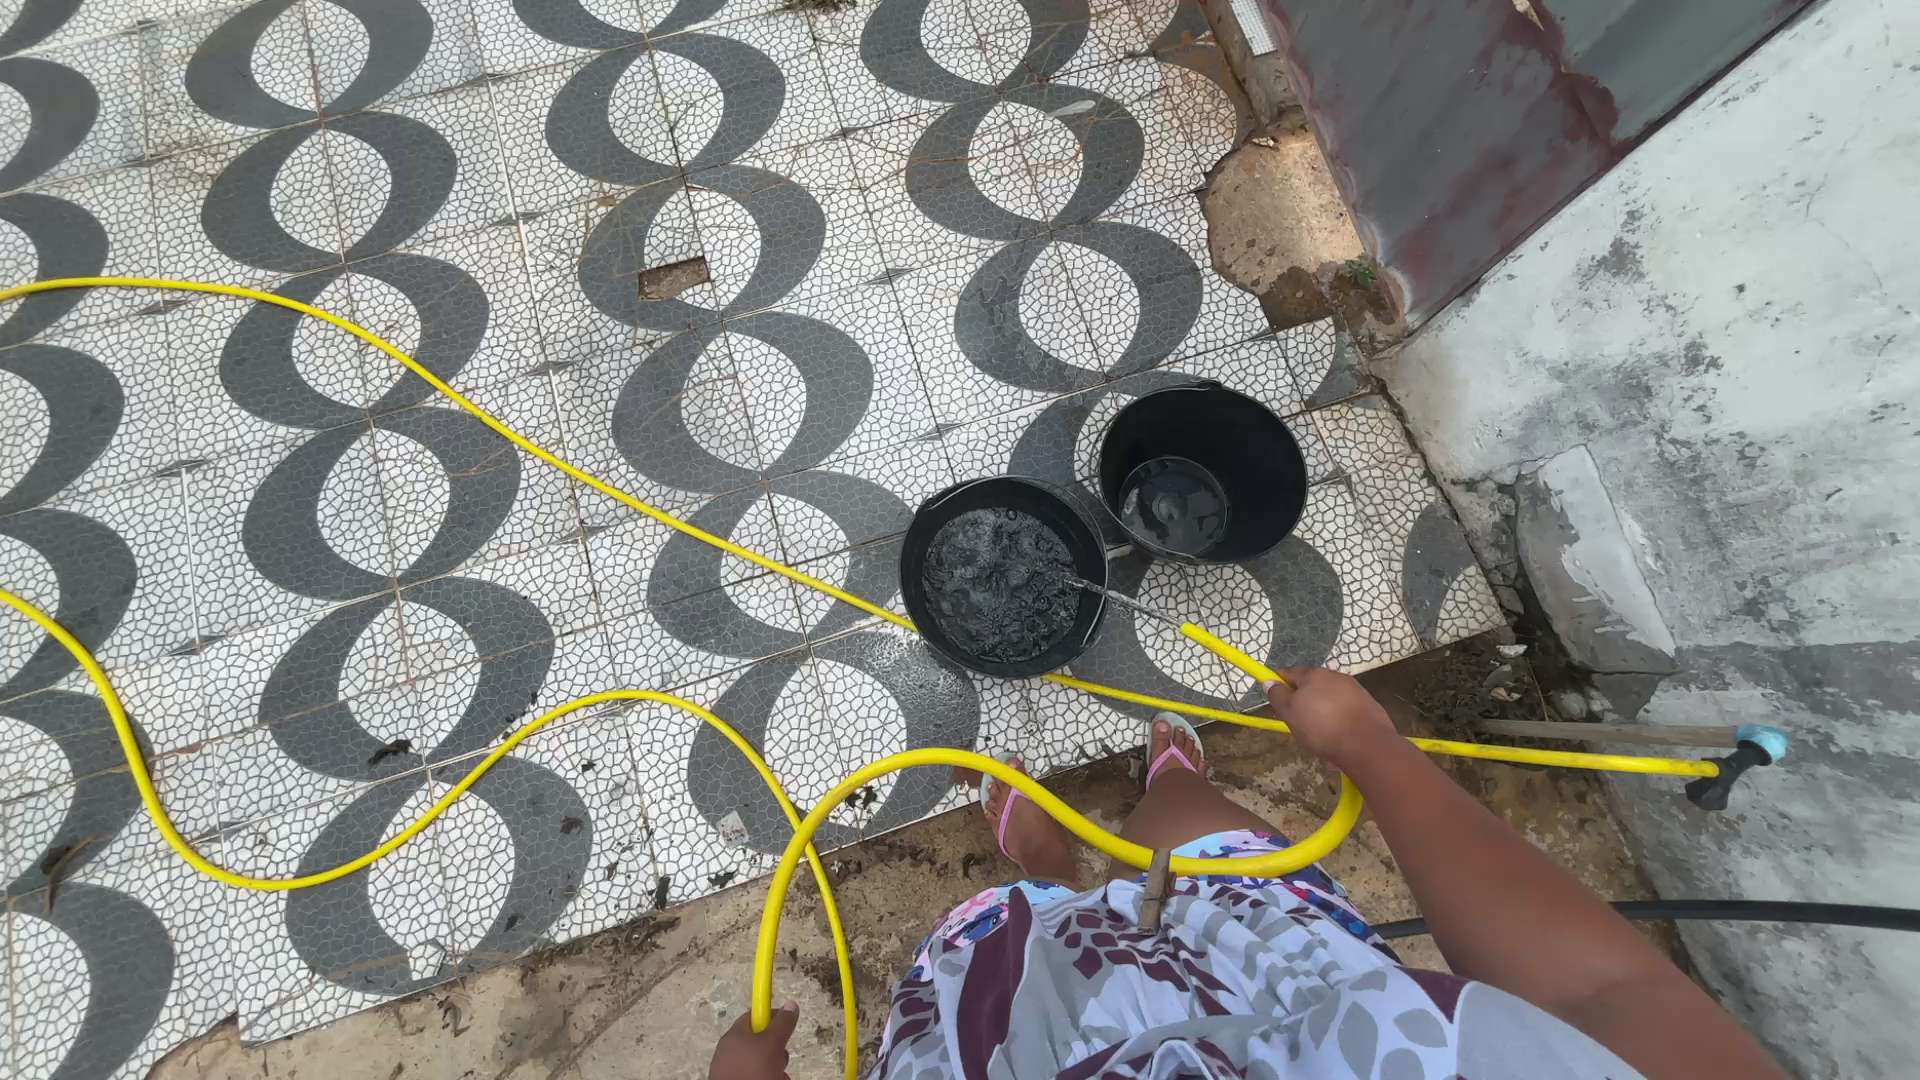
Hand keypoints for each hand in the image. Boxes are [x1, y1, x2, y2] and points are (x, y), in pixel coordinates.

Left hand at [709, 1000, 799, 1079]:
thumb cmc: (753, 1071)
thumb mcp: (773, 1043)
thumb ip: (782, 1023)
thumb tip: (790, 1003)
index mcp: (733, 1036)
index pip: (753, 1017)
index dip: (772, 1018)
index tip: (786, 1026)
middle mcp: (729, 1053)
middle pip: (758, 1043)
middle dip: (777, 1051)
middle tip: (782, 1059)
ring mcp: (730, 1073)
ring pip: (759, 1064)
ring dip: (775, 1069)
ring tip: (780, 1078)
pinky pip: (754, 1078)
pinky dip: (767, 1079)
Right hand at [1265, 666, 1398, 769]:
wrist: (1368, 746)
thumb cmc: (1321, 727)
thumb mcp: (1290, 712)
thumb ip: (1277, 695)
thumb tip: (1270, 681)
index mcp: (1313, 674)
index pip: (1288, 673)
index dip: (1280, 686)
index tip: (1280, 704)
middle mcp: (1335, 676)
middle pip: (1312, 687)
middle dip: (1305, 703)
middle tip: (1300, 724)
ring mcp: (1356, 690)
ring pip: (1330, 700)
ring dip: (1324, 714)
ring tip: (1322, 738)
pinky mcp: (1370, 706)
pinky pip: (1347, 711)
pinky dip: (1340, 721)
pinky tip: (1340, 740)